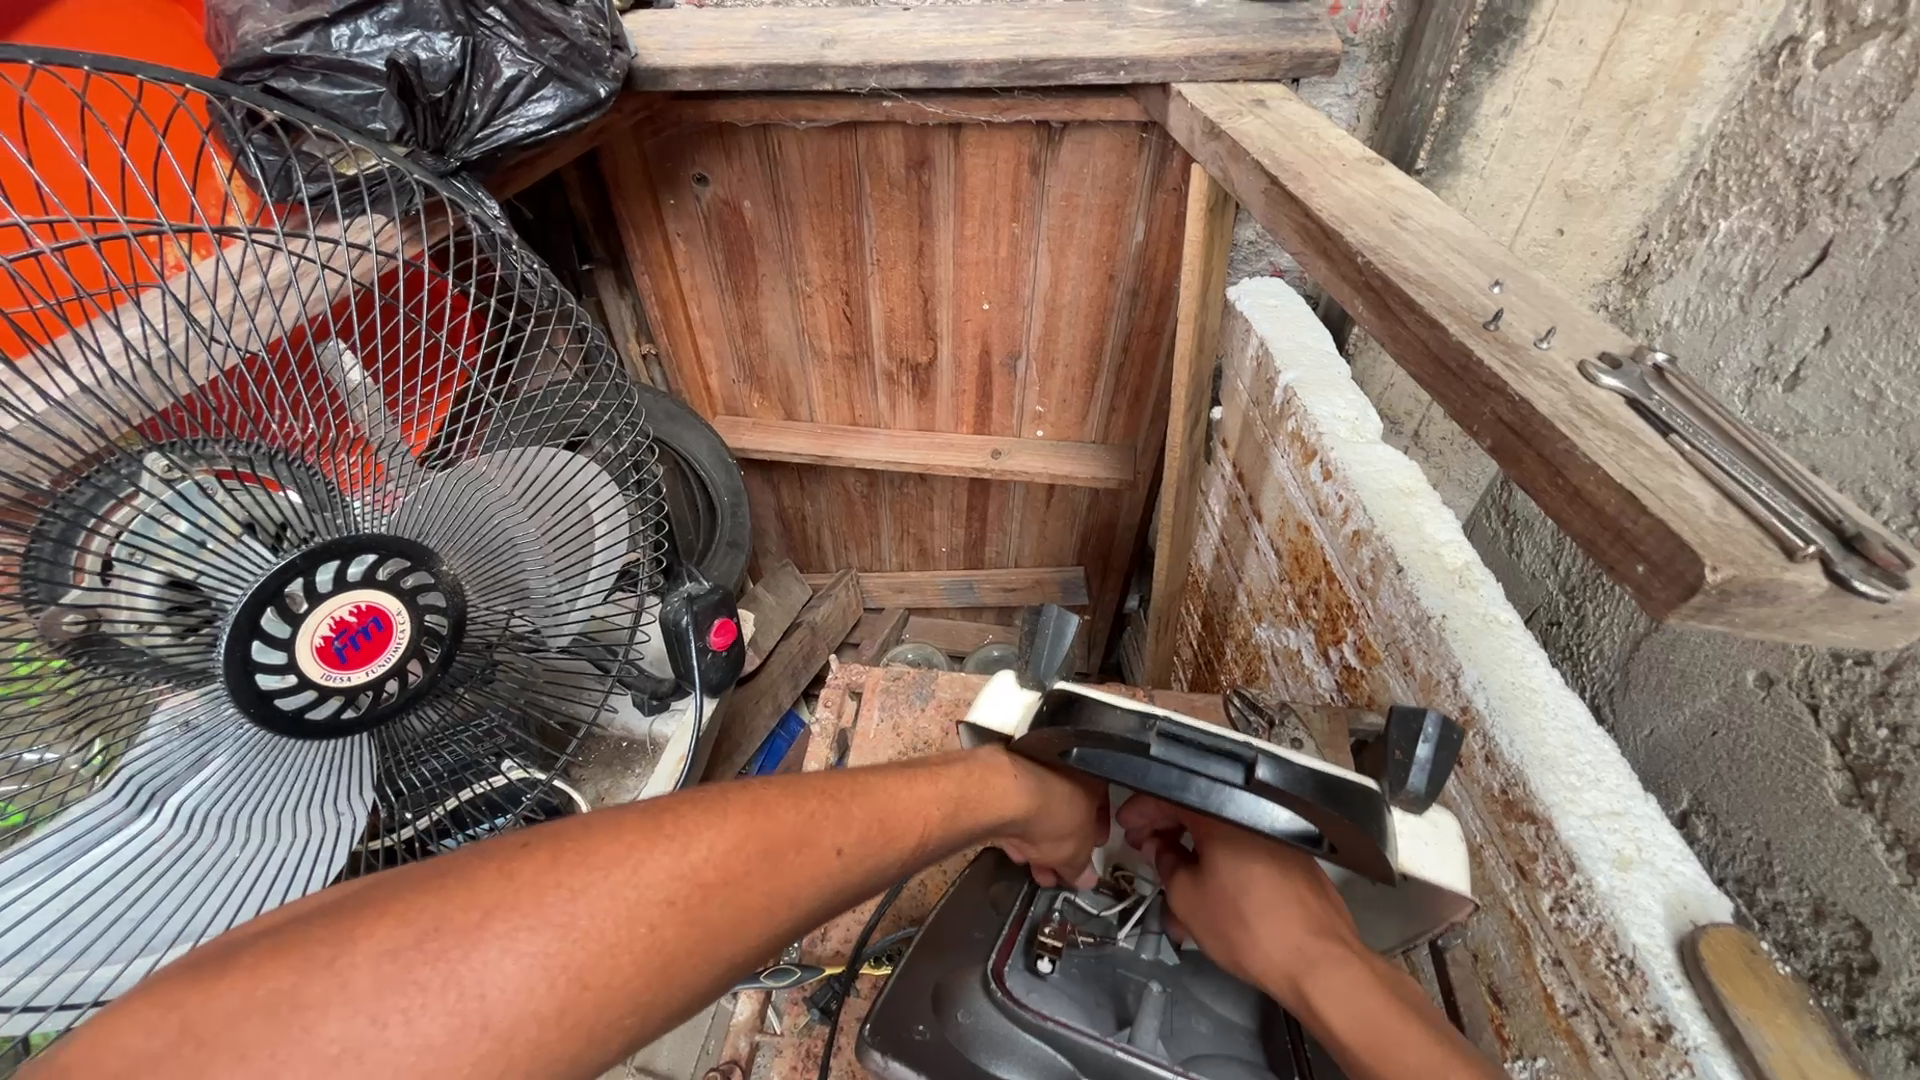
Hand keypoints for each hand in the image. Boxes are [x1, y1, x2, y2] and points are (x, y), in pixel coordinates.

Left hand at [975, 746, 1107, 889]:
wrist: (1005, 794)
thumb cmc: (1056, 817)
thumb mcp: (1077, 854)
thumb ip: (1082, 868)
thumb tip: (1087, 878)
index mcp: (1091, 778)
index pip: (1101, 807)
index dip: (1097, 835)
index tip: (1090, 855)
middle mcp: (1065, 767)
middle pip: (1068, 812)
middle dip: (1064, 847)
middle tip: (1061, 871)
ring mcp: (1033, 770)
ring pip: (1041, 812)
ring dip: (1041, 845)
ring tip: (1038, 873)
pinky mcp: (1004, 779)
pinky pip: (1018, 810)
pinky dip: (1019, 832)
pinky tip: (1017, 854)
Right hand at [1117, 794, 1363, 1005]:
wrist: (1321, 963)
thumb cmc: (1247, 927)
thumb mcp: (1187, 898)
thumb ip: (1165, 863)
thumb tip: (1159, 847)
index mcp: (1220, 813)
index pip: (1168, 795)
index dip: (1140, 810)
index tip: (1125, 828)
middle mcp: (1250, 814)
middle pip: (1196, 811)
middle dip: (1165, 831)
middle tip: (1146, 852)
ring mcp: (1276, 836)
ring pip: (1221, 837)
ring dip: (1193, 856)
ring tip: (1176, 892)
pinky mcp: (1295, 860)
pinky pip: (1246, 852)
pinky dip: (1223, 866)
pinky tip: (1213, 897)